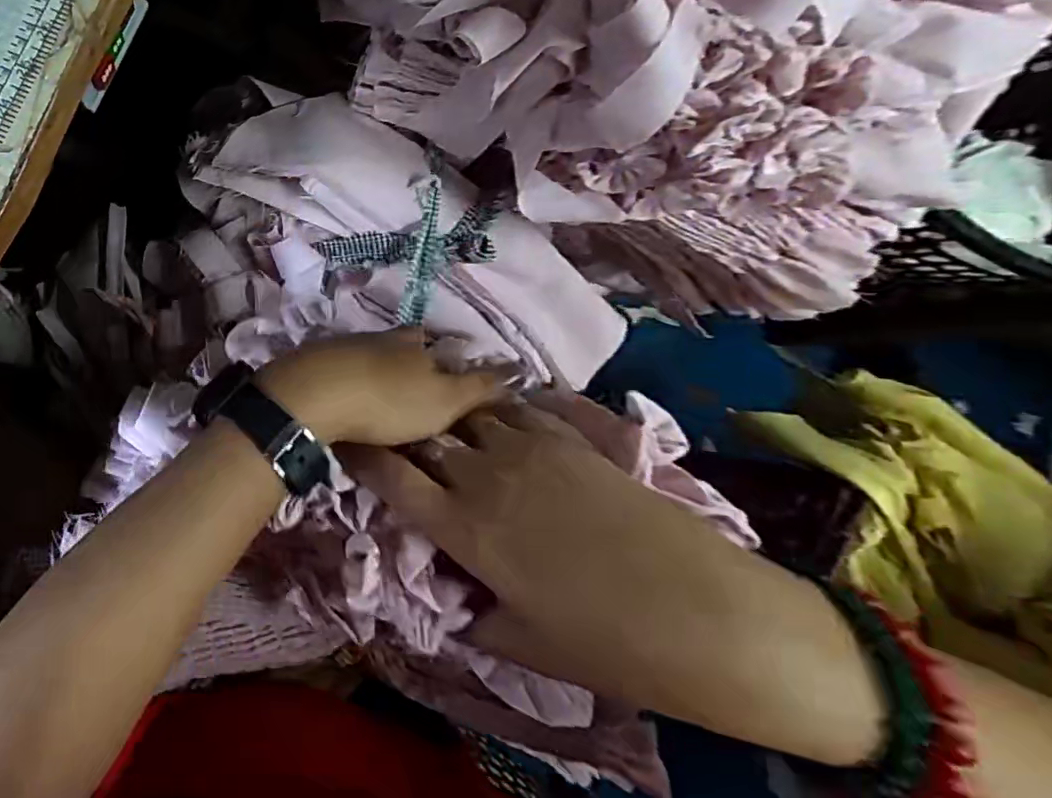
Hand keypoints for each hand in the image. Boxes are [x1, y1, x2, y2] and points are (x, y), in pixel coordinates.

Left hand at [252, 331, 510, 446]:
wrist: (315, 395)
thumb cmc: (389, 401)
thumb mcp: (444, 400)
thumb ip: (478, 387)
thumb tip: (516, 369)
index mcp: (415, 343)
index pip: (438, 344)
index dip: (447, 359)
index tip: (451, 376)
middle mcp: (381, 336)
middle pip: (402, 346)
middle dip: (411, 363)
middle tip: (415, 390)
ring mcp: (345, 345)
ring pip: (370, 355)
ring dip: (377, 372)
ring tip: (382, 397)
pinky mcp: (314, 361)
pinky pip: (340, 368)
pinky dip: (348, 380)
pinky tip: (346, 397)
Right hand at [338, 395, 887, 766]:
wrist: (706, 613)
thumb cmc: (606, 642)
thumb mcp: (520, 643)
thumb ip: (469, 611)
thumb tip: (447, 591)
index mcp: (463, 527)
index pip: (390, 475)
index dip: (360, 455)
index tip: (344, 444)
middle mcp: (485, 475)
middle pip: (424, 434)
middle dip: (402, 432)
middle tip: (393, 433)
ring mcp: (530, 449)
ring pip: (467, 413)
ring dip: (449, 418)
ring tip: (443, 422)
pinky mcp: (569, 439)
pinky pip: (517, 409)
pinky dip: (496, 411)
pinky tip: (496, 417)